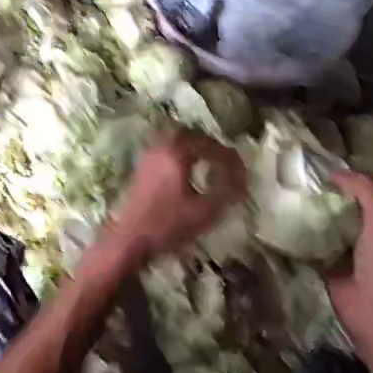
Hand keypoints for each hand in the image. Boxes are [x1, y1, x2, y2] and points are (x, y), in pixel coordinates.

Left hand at [103, 131, 244, 261]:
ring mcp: (149, 155)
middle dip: (211, 145)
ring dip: (194, 147)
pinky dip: (180, 152)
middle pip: (191, 134)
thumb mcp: (205, 210)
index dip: (229, 157)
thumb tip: (241, 177)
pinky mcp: (142, 166)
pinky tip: (188, 170)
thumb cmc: (167, 224)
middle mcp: (161, 146)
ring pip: (176, 139)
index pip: (210, 145)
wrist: (130, 238)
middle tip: (226, 161)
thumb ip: (227, 190)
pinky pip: (165, 148)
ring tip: (209, 163)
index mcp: (176, 152)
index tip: (242, 171)